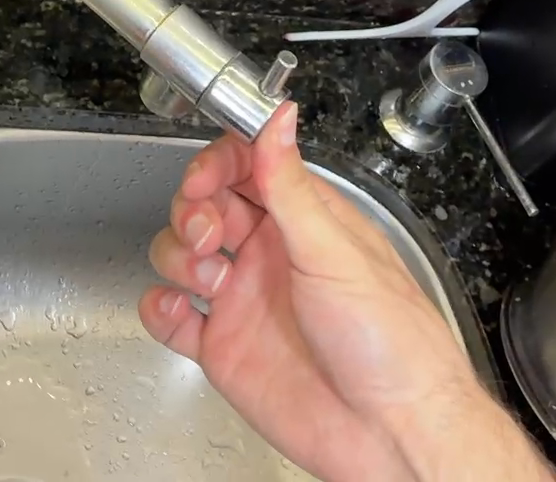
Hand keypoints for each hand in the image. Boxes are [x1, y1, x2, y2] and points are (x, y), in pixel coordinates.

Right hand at [138, 104, 553, 481]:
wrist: (396, 438)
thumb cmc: (391, 340)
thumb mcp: (334, 251)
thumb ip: (291, 184)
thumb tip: (281, 116)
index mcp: (299, 221)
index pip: (243, 167)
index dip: (214, 165)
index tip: (204, 179)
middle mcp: (266, 253)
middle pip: (202, 204)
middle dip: (191, 210)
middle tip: (206, 233)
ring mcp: (241, 297)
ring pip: (179, 252)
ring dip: (177, 257)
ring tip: (208, 280)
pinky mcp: (222, 344)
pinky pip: (171, 315)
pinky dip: (159, 308)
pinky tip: (178, 310)